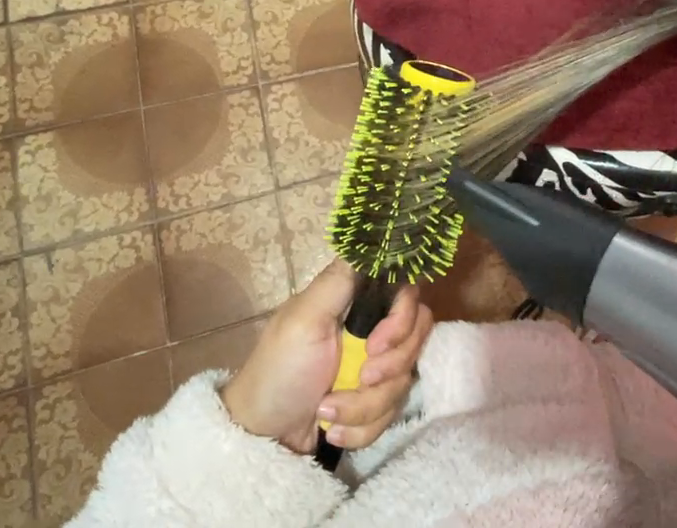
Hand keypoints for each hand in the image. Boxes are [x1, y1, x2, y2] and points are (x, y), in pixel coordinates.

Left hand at [219, 261, 434, 453]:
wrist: (261, 438)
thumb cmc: (279, 372)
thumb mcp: (303, 320)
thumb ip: (339, 281)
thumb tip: (370, 239)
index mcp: (356, 303)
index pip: (407, 295)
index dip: (402, 321)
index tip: (375, 346)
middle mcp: (372, 330)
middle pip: (415, 339)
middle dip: (387, 370)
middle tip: (357, 380)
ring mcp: (375, 368)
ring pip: (404, 381)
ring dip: (365, 405)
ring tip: (328, 414)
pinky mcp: (374, 403)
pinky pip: (392, 412)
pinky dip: (362, 427)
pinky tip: (333, 430)